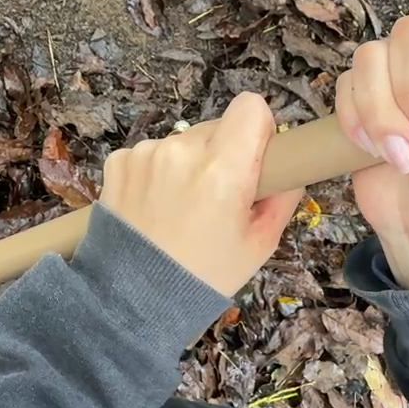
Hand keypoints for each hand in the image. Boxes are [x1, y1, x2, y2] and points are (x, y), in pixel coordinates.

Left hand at [100, 92, 305, 296]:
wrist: (132, 300)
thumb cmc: (203, 277)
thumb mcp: (259, 245)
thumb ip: (282, 198)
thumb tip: (290, 168)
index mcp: (222, 169)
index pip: (251, 107)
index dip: (258, 129)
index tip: (254, 157)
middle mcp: (181, 151)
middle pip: (216, 127)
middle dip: (222, 154)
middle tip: (216, 198)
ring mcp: (145, 153)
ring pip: (182, 142)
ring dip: (187, 164)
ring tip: (180, 209)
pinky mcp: (118, 161)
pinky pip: (150, 153)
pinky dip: (155, 173)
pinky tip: (152, 207)